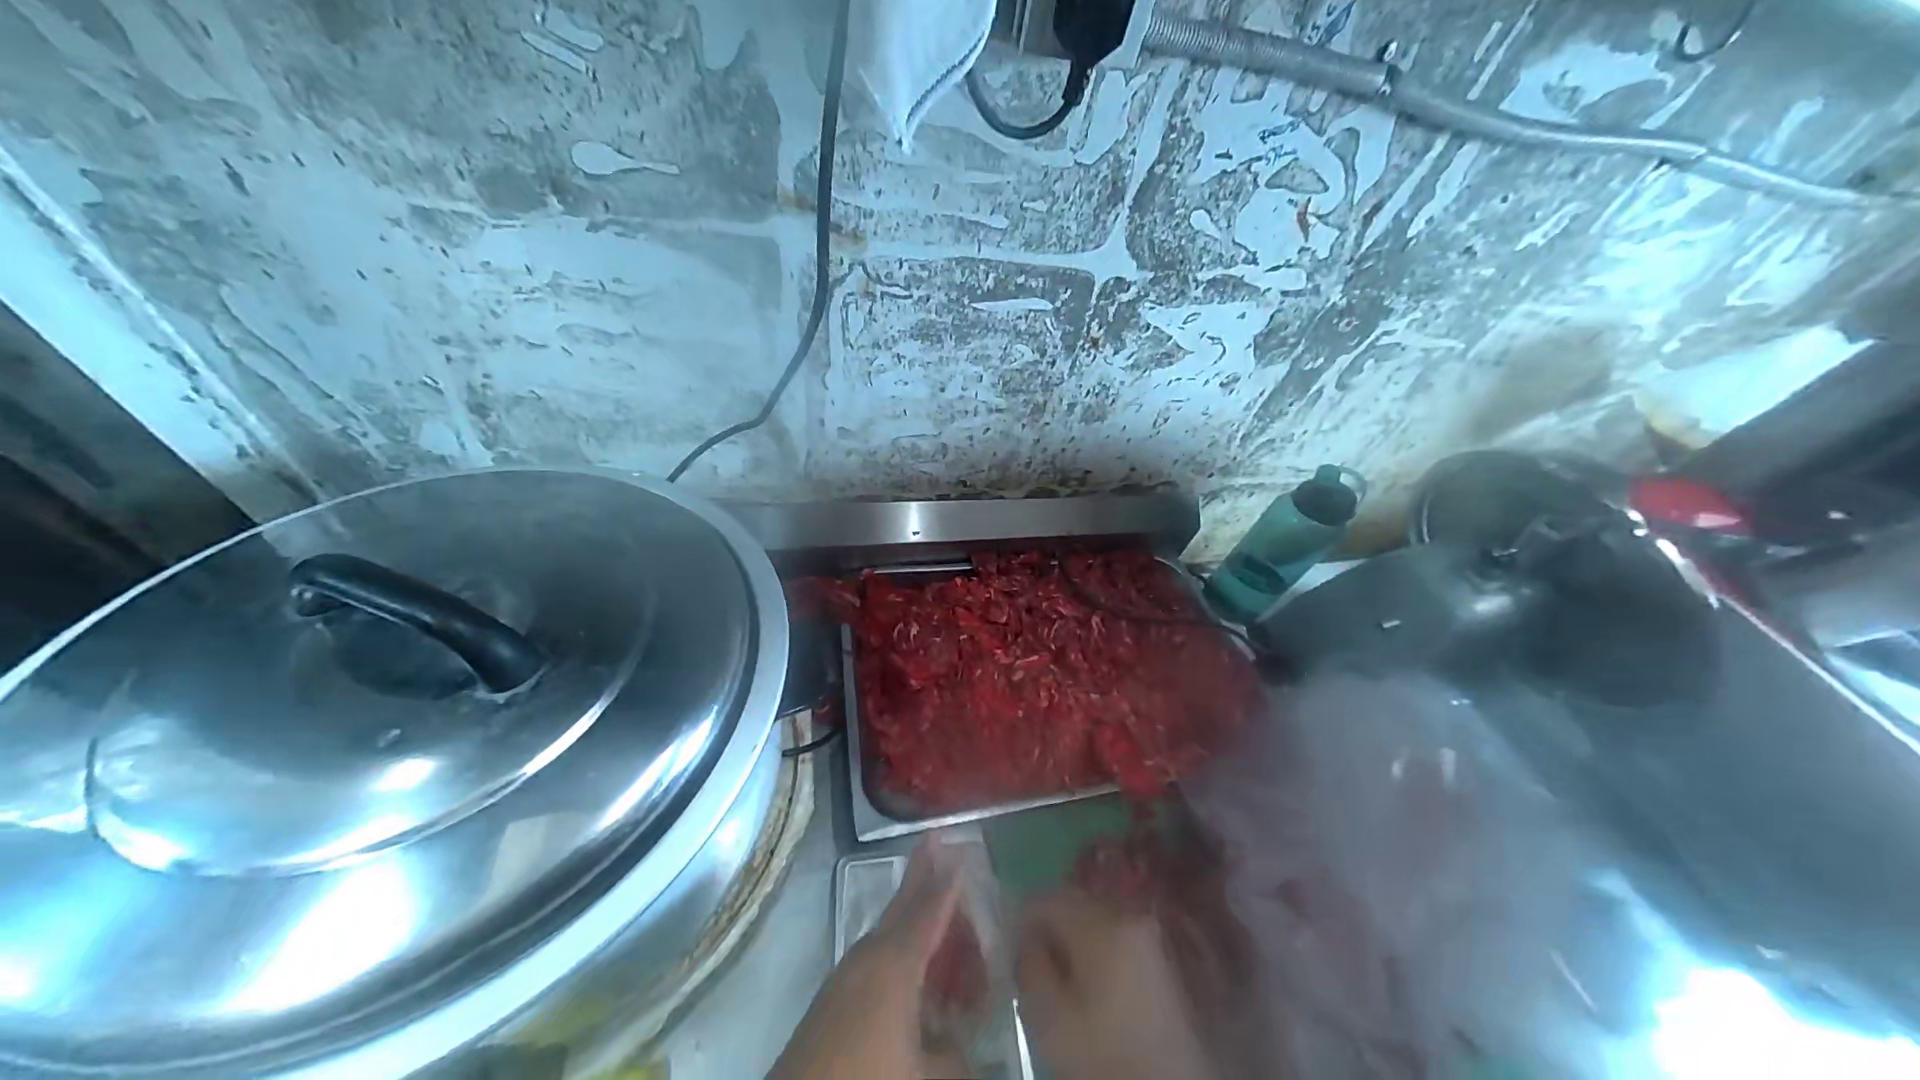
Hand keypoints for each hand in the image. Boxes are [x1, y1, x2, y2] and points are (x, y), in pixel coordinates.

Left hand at [771, 839, 968, 1079]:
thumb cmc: (865, 1079)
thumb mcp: (925, 1076)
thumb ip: (956, 1056)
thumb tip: (964, 1047)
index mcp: (895, 963)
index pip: (930, 909)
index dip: (950, 879)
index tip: (963, 845)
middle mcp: (870, 956)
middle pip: (902, 904)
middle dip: (921, 872)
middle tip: (936, 838)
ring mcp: (847, 975)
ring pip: (888, 929)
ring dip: (910, 909)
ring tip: (931, 890)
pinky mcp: (834, 998)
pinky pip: (877, 954)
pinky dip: (899, 942)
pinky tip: (909, 959)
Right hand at [1015, 890, 1214, 1079]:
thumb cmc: (1106, 1058)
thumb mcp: (1050, 1020)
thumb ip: (1029, 967)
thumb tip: (1026, 940)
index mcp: (1103, 924)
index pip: (1046, 899)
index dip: (1021, 920)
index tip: (1010, 950)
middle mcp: (1129, 915)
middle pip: (1073, 902)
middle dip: (1047, 926)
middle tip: (1031, 962)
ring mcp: (1149, 934)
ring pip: (1094, 918)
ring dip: (1070, 937)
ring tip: (1058, 975)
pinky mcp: (1160, 957)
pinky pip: (1114, 935)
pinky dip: (1093, 949)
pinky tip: (1087, 983)